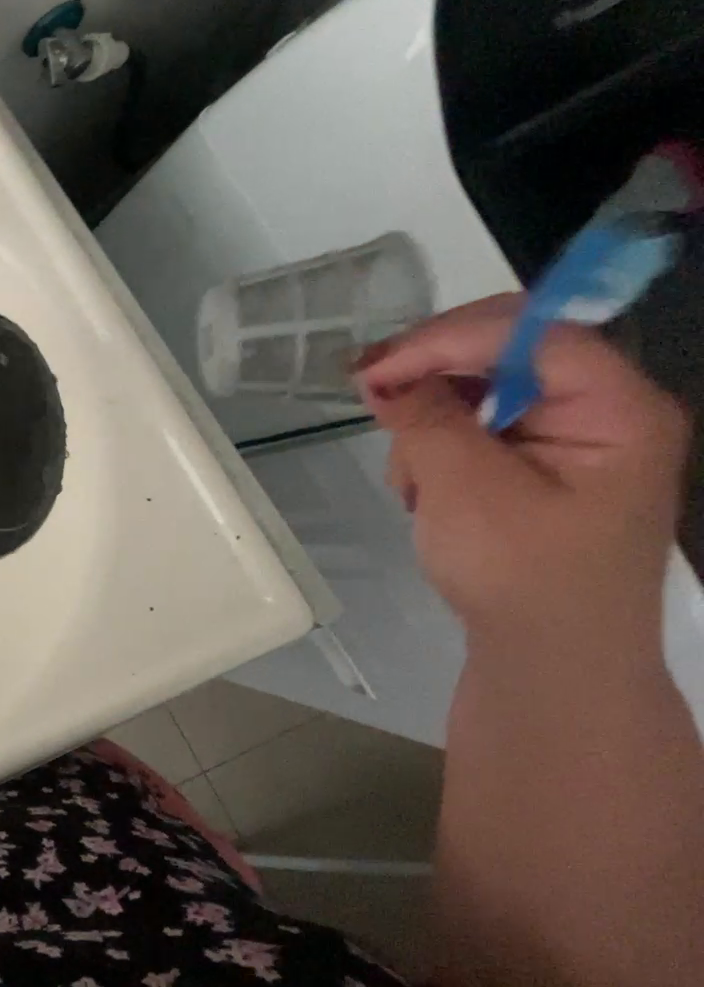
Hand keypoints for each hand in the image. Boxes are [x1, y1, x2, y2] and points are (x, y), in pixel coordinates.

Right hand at [354, 294, 689, 643]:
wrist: (550, 653)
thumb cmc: (520, 574)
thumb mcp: (463, 491)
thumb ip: (426, 420)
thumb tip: (380, 373)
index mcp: (618, 410)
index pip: (537, 333)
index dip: (450, 338)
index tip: (374, 368)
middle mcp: (604, 407)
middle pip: (511, 346)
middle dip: (435, 365)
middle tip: (368, 388)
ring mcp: (572, 431)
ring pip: (484, 382)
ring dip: (431, 413)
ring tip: (412, 473)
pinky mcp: (539, 455)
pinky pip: (478, 418)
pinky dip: (437, 438)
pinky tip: (425, 481)